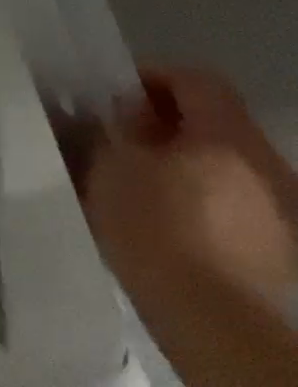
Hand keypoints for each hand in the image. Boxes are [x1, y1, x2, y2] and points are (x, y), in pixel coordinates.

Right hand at [83, 69, 297, 304]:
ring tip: (132, 178)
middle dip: (161, 124)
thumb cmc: (153, 225)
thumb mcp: (112, 164)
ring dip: (178, 160)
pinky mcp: (276, 242)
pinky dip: (196, 193)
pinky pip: (232, 197)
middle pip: (212, 122)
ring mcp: (280, 206)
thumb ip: (113, 127)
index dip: (150, 76)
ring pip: (222, 162)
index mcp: (228, 137)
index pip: (196, 80)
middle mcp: (266, 163)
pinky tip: (161, 214)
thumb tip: (119, 110)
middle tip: (113, 137)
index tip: (108, 95)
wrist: (209, 312)